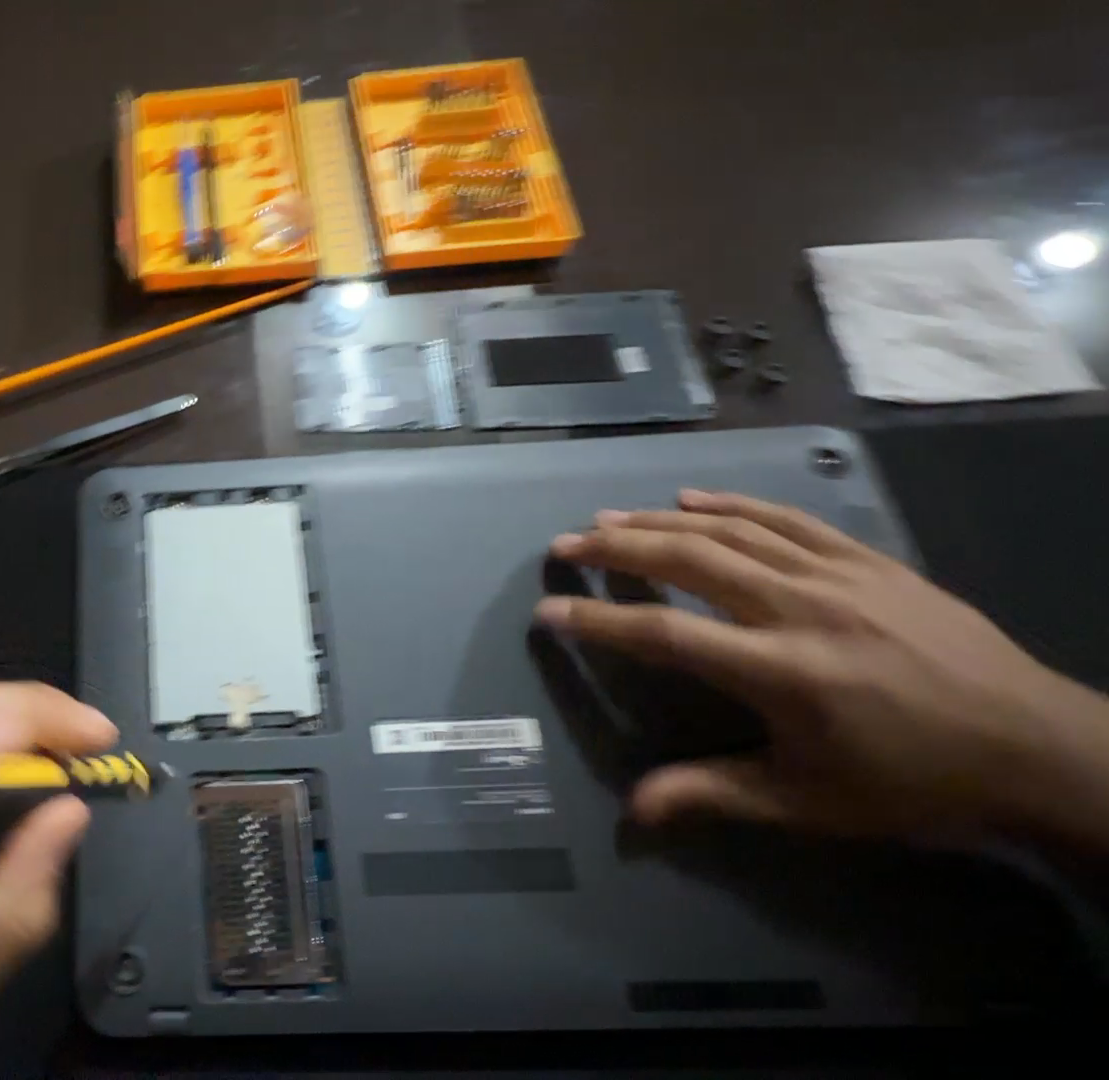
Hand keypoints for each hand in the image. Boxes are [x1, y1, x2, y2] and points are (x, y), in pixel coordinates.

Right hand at [534, 489, 1108, 840]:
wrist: (1045, 753)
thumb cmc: (913, 784)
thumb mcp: (809, 803)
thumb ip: (714, 794)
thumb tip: (634, 809)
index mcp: (782, 672)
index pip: (665, 635)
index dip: (599, 621)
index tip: (549, 610)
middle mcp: (802, 610)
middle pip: (689, 561)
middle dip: (618, 548)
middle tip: (567, 542)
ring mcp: (840, 577)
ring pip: (732, 531)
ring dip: (661, 521)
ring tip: (609, 517)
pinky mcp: (871, 562)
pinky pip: (790, 519)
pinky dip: (734, 504)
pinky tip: (693, 498)